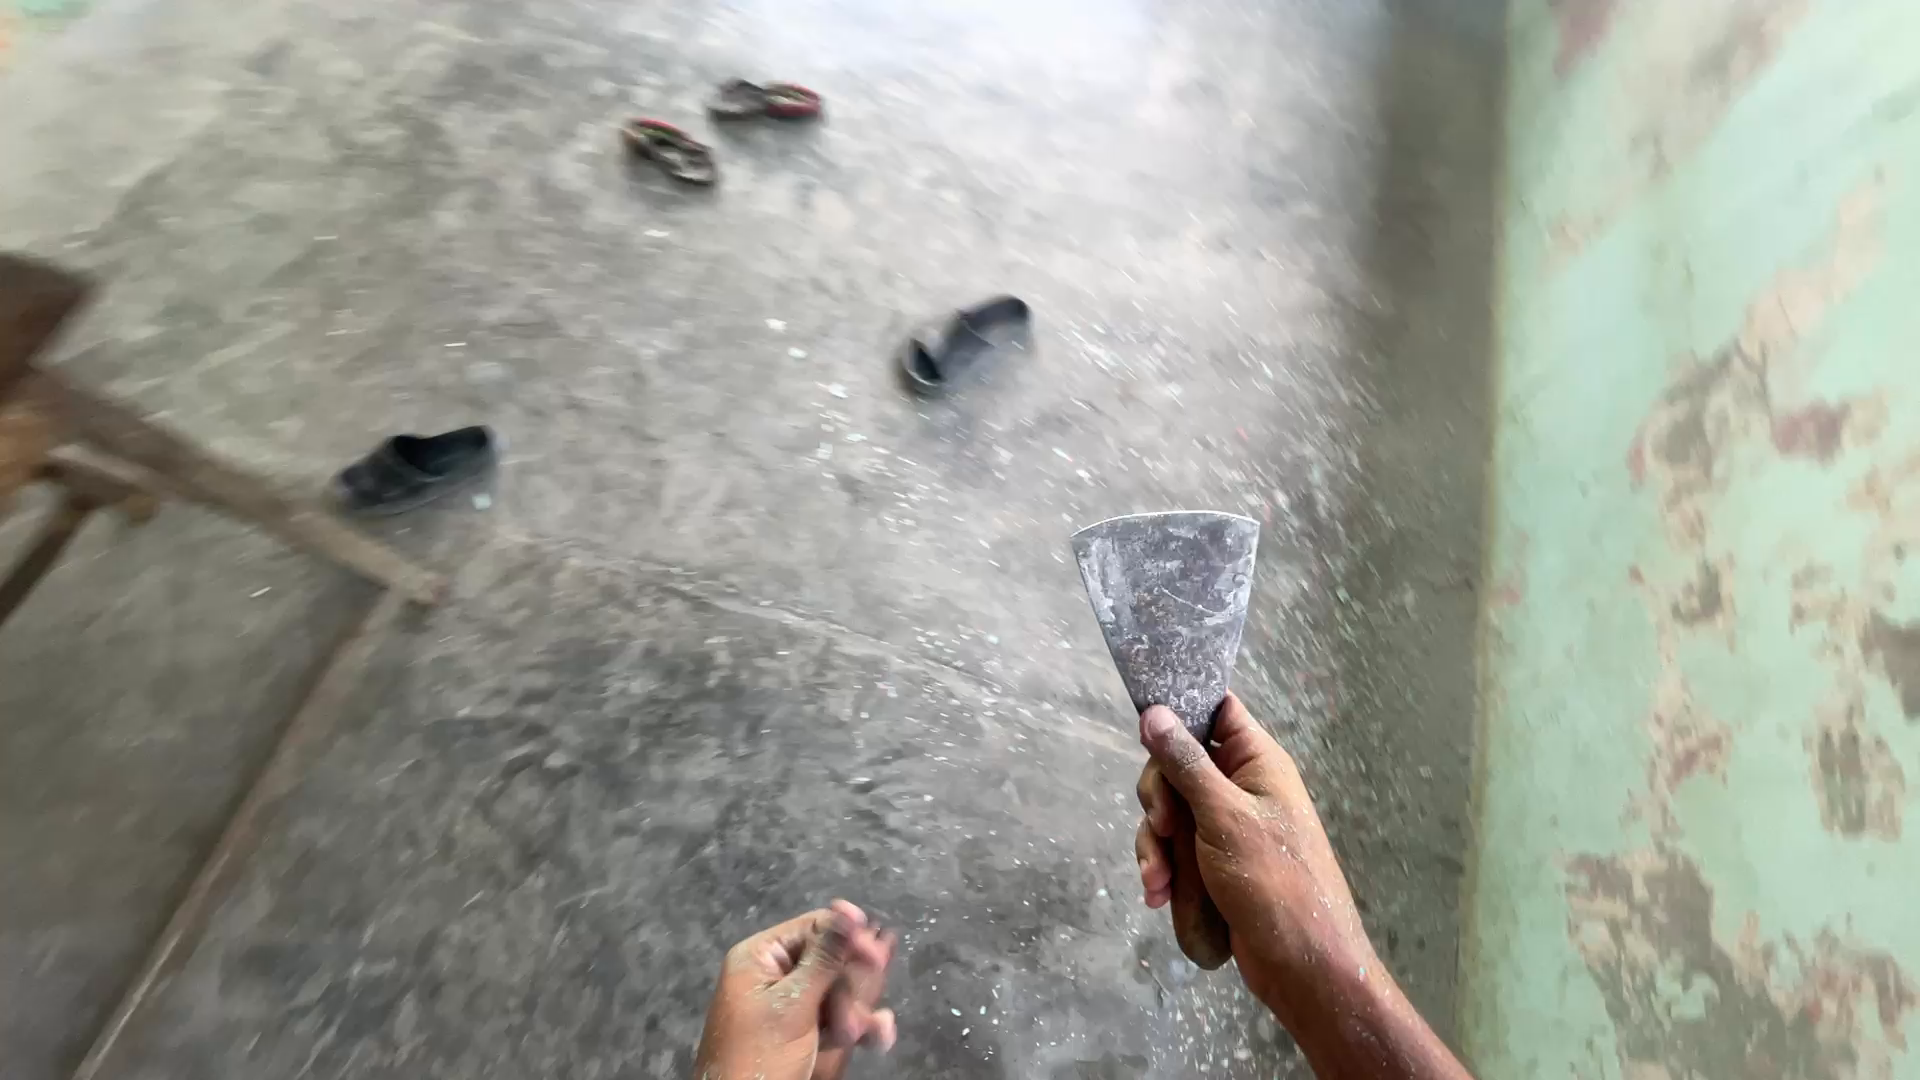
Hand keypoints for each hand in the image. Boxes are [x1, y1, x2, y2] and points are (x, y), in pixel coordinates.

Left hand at [693, 899, 897, 1079]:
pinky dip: (862, 1025)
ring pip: (843, 989)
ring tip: (859, 1035)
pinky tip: (879, 1034)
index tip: (878, 954)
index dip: (849, 937)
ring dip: (859, 1010)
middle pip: (833, 959)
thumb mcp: (790, 1006)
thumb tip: (848, 909)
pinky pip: (843, 1015)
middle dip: (851, 988)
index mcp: (762, 957)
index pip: (815, 928)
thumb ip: (824, 957)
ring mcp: (796, 1005)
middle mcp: (778, 974)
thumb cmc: (757, 1060)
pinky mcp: (809, 1032)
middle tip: (857, 1018)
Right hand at [1133, 693, 1373, 1023]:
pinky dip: (1162, 865)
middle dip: (1158, 796)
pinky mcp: (1210, 857)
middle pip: (1177, 761)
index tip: (1146, 725)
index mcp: (1256, 761)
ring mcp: (1223, 822)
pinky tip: (1159, 894)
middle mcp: (1239, 784)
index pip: (1217, 709)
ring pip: (1168, 807)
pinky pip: (1173, 844)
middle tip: (1162, 822)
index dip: (1182, 709)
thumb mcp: (1225, 816)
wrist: (1303, 970)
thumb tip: (1153, 712)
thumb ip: (1186, 763)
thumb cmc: (1276, 882)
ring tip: (1158, 880)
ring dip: (1155, 841)